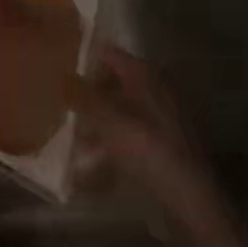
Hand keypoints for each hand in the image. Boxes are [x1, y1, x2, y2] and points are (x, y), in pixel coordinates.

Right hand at [76, 44, 202, 202]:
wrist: (188, 194)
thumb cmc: (145, 148)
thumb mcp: (106, 119)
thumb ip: (83, 95)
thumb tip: (65, 77)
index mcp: (142, 73)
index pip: (107, 52)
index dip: (83, 57)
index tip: (59, 67)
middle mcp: (154, 86)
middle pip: (113, 79)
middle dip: (88, 90)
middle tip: (62, 101)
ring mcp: (161, 113)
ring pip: (120, 106)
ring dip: (97, 116)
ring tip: (72, 131)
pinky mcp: (163, 138)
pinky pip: (129, 128)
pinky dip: (111, 136)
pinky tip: (92, 154)